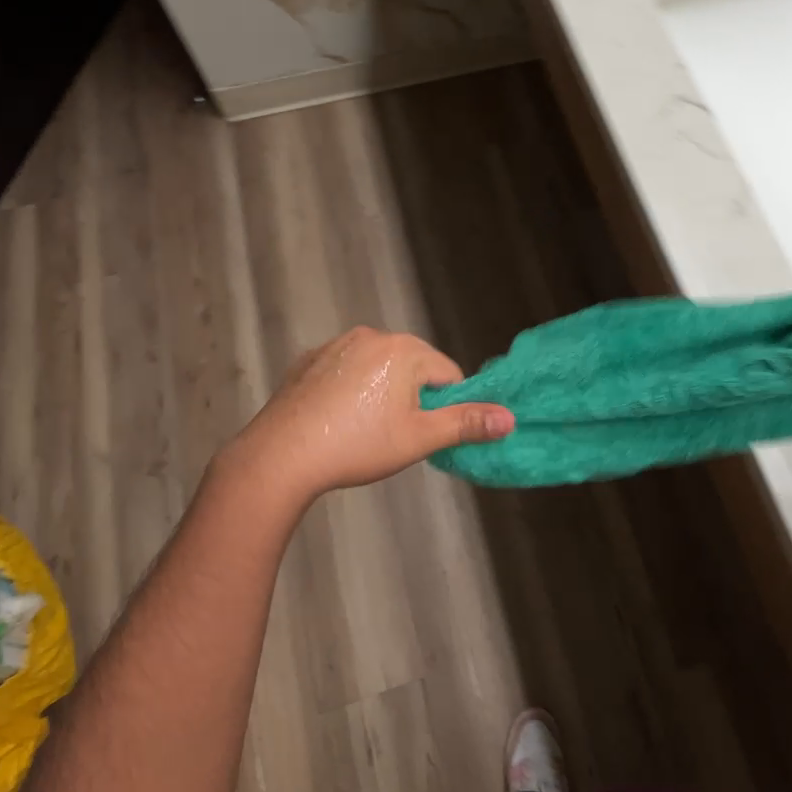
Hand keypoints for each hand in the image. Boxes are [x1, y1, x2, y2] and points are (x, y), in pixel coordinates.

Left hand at [214, 328, 512, 503]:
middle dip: (413, 397)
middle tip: (395, 435)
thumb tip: (510, 418)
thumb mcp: (420, 439)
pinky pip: (344, 371)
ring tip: (363, 431)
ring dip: (381, 392)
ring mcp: (335, 345)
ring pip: (377, 368)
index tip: (426, 433)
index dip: (445, 407)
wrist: (281, 456)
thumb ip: (467, 424)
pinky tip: (336, 421)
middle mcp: (371, 336)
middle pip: (413, 366)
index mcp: (404, 349)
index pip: (448, 374)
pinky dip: (349, 390)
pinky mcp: (307, 361)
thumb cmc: (359, 445)